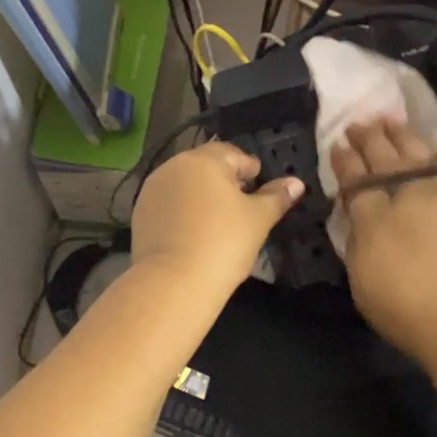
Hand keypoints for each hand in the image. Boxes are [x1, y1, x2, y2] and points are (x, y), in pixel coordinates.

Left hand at [131, 141, 302, 294]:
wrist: (173, 282)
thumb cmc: (223, 244)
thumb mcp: (258, 219)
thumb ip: (276, 197)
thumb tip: (296, 182)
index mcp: (203, 160)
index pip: (233, 154)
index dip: (251, 169)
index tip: (260, 187)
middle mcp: (172, 167)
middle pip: (205, 167)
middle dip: (224, 181)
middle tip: (241, 205)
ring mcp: (151, 190)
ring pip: (184, 185)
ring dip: (201, 195)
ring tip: (217, 221)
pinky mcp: (140, 214)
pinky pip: (168, 205)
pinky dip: (182, 212)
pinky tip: (194, 232)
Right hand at [330, 118, 436, 356]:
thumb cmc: (408, 313)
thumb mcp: (363, 283)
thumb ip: (358, 243)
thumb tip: (358, 217)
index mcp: (372, 219)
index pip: (354, 179)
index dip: (344, 161)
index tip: (336, 145)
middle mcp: (406, 196)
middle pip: (384, 158)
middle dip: (368, 138)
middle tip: (358, 124)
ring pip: (417, 152)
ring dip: (400, 134)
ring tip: (389, 121)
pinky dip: (436, 150)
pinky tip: (430, 143)